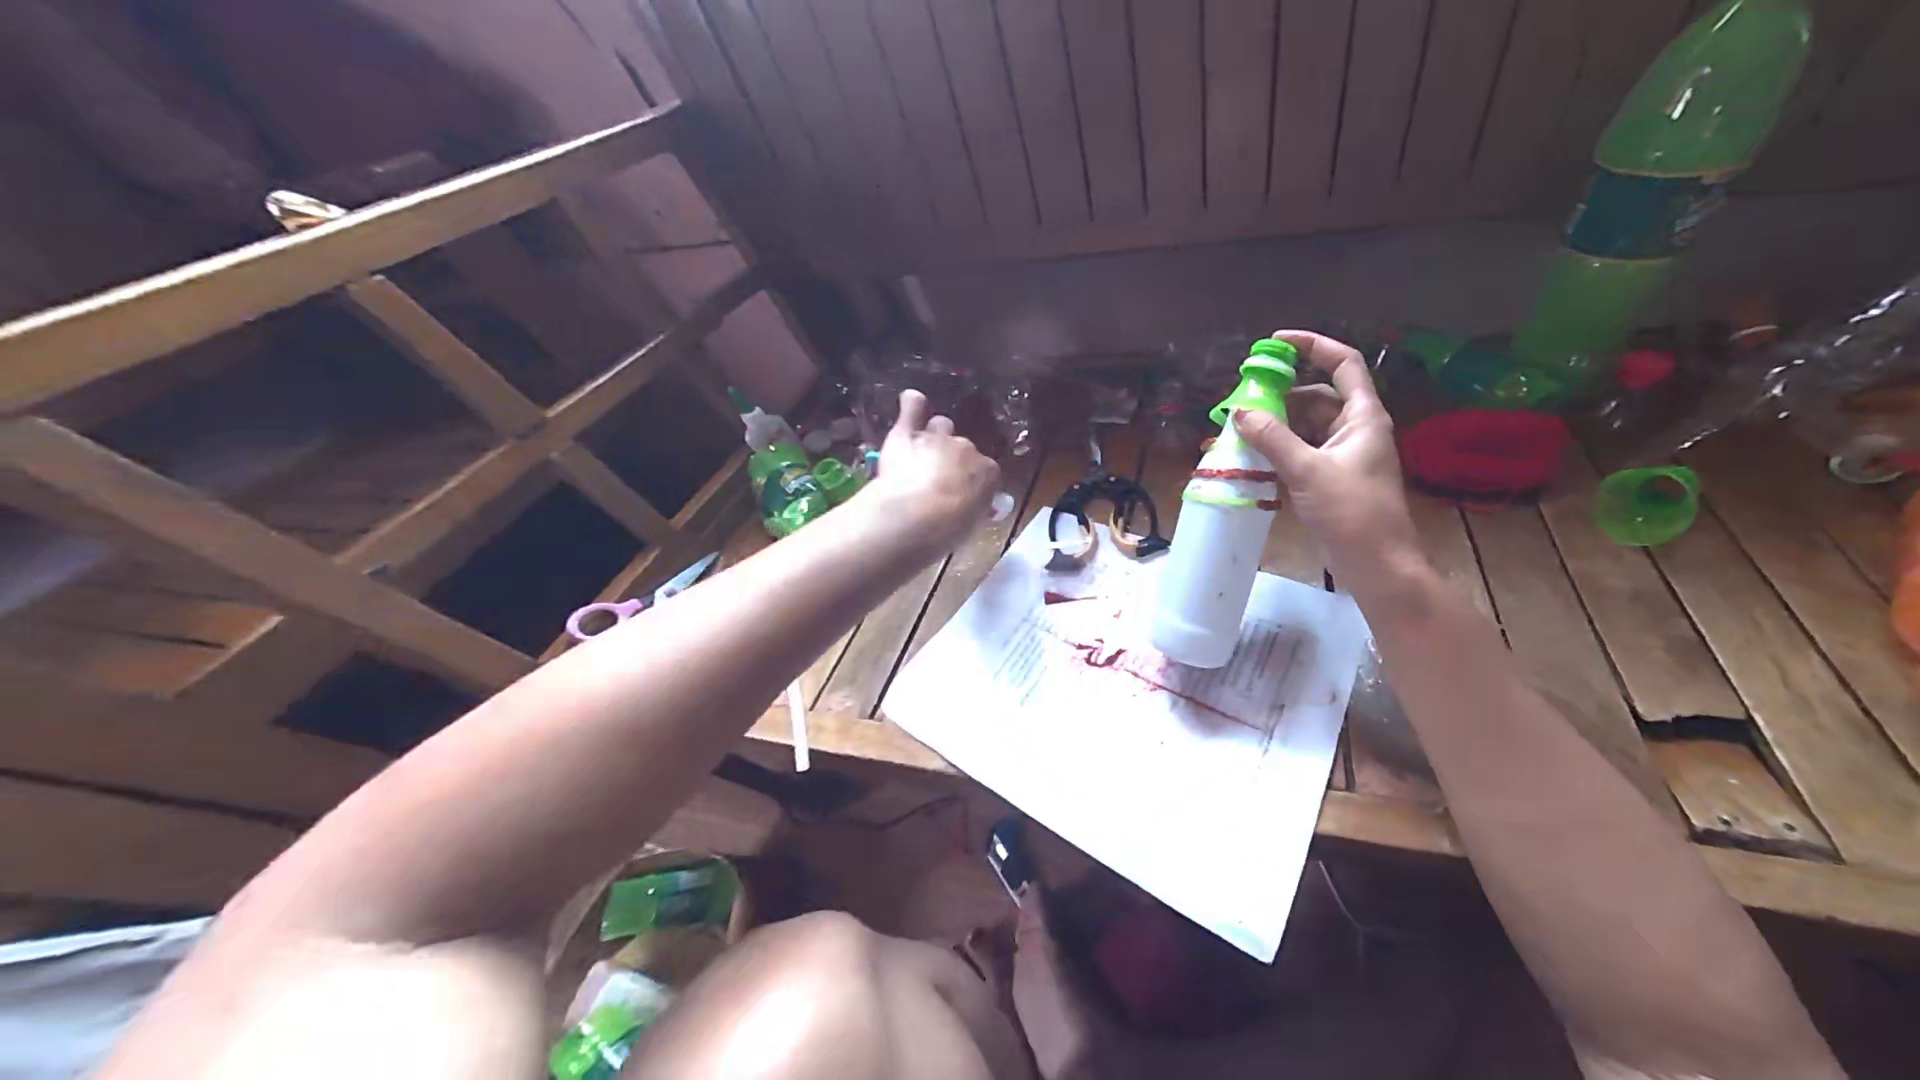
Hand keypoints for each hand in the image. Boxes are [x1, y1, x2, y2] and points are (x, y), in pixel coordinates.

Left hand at [866, 389, 999, 554]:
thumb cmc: (947, 530)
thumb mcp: (970, 527)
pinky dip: (912, 405)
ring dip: (933, 436)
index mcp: (987, 473)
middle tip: (935, 484)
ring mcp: (935, 438)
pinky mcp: (906, 434)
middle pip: (962, 449)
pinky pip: (914, 406)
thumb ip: (974, 511)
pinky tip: (910, 402)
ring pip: (940, 426)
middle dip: (951, 462)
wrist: (917, 515)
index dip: (972, 484)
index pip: (986, 473)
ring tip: (920, 454)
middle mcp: (966, 449)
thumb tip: (978, 509)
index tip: (962, 498)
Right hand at [1232, 331, 1421, 581]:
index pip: (1343, 364)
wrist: (1375, 563)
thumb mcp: (1307, 471)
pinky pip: (1297, 452)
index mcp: (1362, 417)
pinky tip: (1249, 456)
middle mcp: (1353, 429)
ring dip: (1273, 426)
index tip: (1276, 342)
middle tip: (1242, 400)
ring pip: (1303, 427)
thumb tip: (1239, 411)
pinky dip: (1275, 450)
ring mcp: (1339, 455)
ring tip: (1237, 430)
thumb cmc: (1352, 512)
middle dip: (1280, 396)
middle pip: (1315, 397)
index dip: (1313, 346)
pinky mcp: (1327, 478)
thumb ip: (1272, 438)